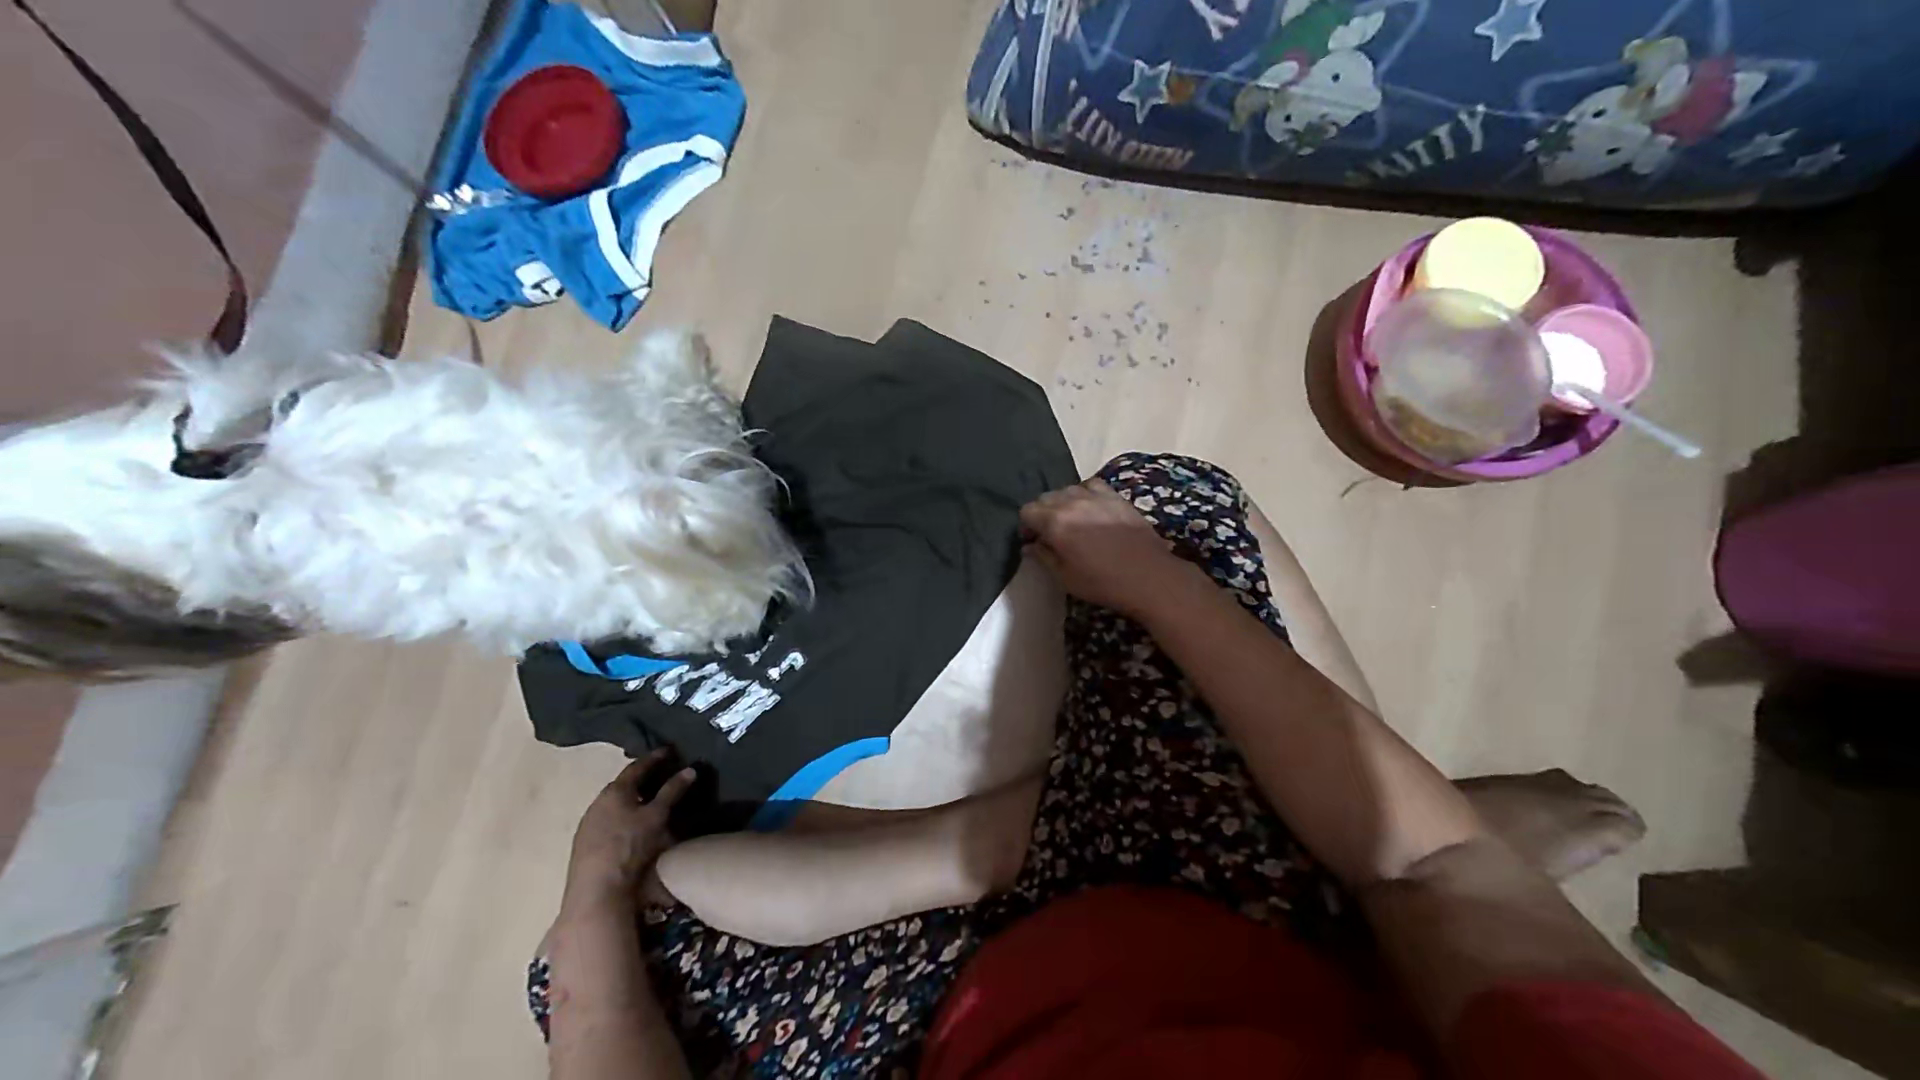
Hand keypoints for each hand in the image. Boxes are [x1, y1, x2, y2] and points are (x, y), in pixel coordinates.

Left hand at [562, 750, 695, 907]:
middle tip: (662, 776)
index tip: (669, 750)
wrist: (597, 891)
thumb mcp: (657, 816)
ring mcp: (588, 825)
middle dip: (642, 779)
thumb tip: (690, 769)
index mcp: (614, 791)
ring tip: (650, 803)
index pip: (637, 767)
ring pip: (615, 805)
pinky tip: (633, 828)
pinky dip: (624, 817)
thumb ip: (672, 791)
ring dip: (632, 801)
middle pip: (623, 785)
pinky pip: (609, 822)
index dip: (654, 758)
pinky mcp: (585, 846)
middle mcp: (598, 803)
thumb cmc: (630, 845)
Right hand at [1019, 478, 1209, 619]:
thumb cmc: (1103, 582)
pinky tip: (1090, 508)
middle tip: (1050, 534)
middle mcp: (1072, 502)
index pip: (1027, 511)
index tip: (1033, 541)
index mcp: (1055, 522)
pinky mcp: (1116, 497)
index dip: (1026, 526)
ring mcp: (1096, 496)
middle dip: (1042, 513)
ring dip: (1063, 502)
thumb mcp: (1065, 577)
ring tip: (1071, 521)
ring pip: (1067, 489)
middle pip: (1045, 497)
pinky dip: (1085, 493)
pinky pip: (1091, 485)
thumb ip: (1044, 556)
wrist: (1149, 576)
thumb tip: (1029, 545)